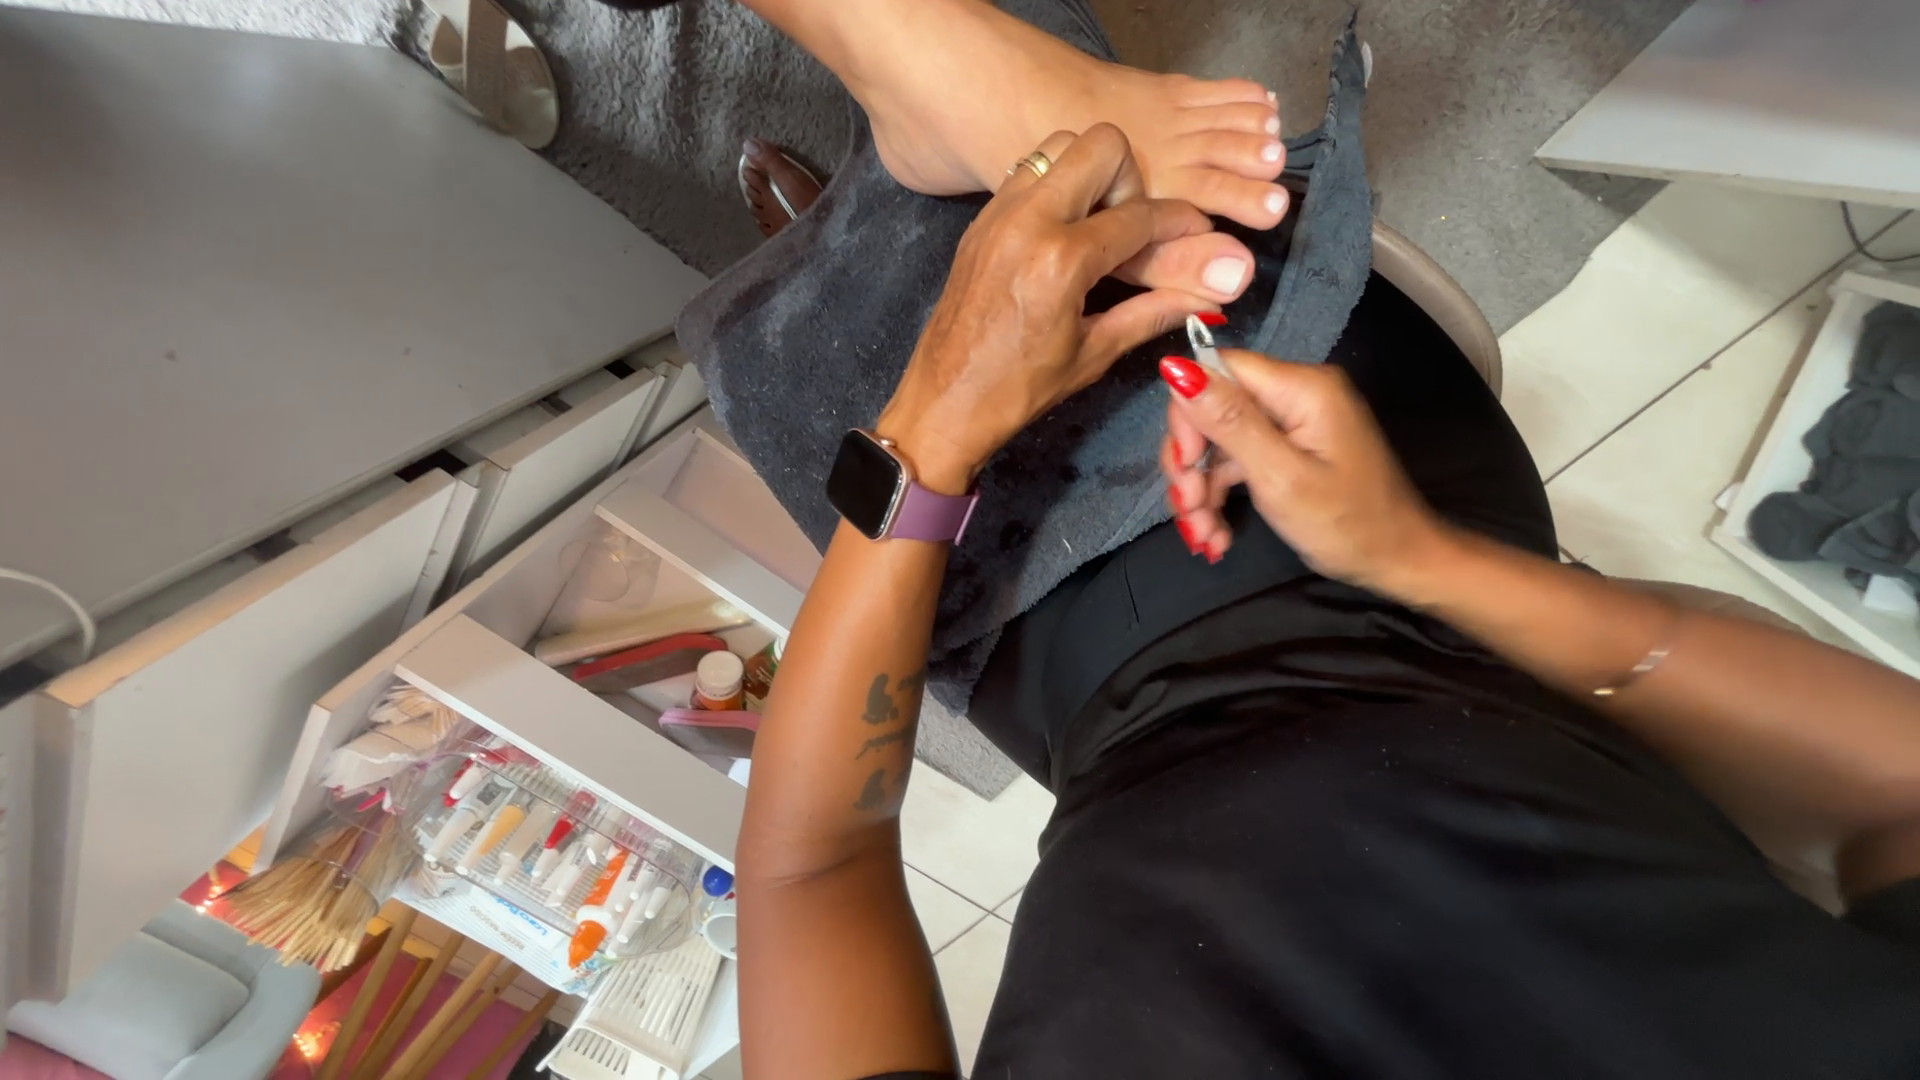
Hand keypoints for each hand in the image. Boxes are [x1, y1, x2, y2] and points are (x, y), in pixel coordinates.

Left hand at [876, 123, 1231, 493]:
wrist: (944, 403)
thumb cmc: (1017, 391)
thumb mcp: (1093, 354)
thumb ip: (1153, 312)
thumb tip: (1212, 295)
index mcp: (1060, 260)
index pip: (1141, 215)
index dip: (1181, 223)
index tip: (1197, 234)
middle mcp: (1028, 221)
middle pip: (1104, 146)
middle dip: (1130, 181)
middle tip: (1126, 231)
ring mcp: (998, 215)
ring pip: (1060, 147)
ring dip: (1089, 176)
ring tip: (1092, 230)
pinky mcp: (980, 221)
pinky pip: (1027, 172)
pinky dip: (1054, 188)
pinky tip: (1060, 235)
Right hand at [1158, 349, 1454, 595]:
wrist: (1396, 563)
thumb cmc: (1347, 524)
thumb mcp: (1281, 477)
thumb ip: (1230, 422)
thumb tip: (1175, 367)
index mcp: (1301, 388)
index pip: (1217, 370)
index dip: (1188, 414)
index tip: (1186, 465)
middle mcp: (1293, 395)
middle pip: (1211, 409)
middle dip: (1190, 463)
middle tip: (1190, 509)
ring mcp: (1289, 424)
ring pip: (1215, 443)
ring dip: (1199, 490)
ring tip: (1204, 536)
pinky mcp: (1284, 449)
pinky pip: (1234, 462)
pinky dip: (1218, 497)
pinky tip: (1216, 535)